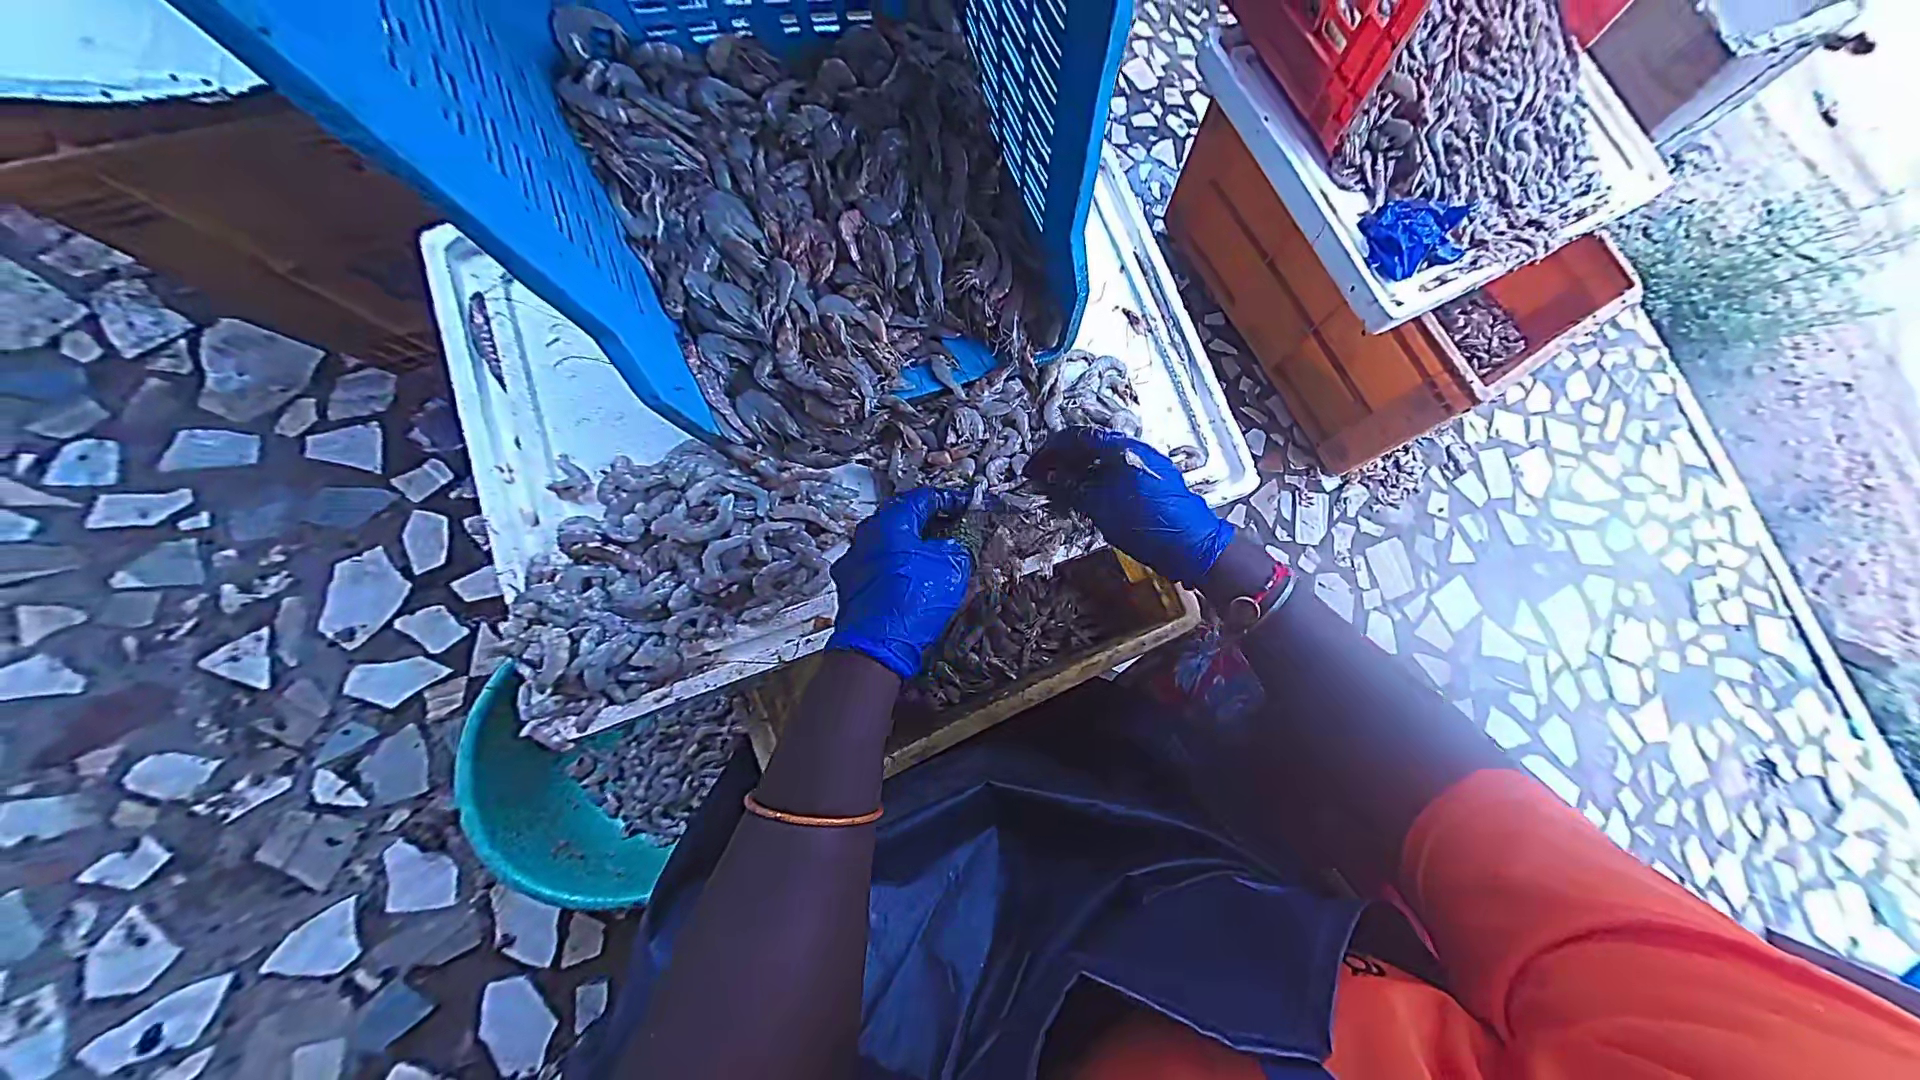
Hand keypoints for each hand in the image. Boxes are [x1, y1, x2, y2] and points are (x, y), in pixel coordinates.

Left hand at [825, 488, 972, 678]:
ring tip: (933, 558)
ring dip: (910, 547)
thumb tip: (954, 544)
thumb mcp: (953, 568)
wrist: (878, 648)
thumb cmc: (913, 603)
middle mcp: (864, 537)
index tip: (964, 505)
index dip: (949, 500)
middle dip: (928, 523)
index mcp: (889, 522)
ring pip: (886, 545)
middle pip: (900, 519)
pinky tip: (912, 583)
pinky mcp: (849, 588)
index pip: (923, 498)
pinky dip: (896, 569)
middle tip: (951, 528)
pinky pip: (876, 568)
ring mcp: (852, 563)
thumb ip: (956, 546)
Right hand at [1027, 427, 1234, 585]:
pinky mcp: (1149, 479)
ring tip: (1058, 487)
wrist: (1192, 546)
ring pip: (1101, 458)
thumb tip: (1051, 476)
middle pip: (1089, 445)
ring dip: (1077, 470)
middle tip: (1042, 476)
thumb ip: (1074, 488)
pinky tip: (1084, 494)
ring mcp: (1144, 463)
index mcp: (1121, 448)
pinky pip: (1113, 470)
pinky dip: (1094, 478)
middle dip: (1062, 459)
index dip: (1049, 452)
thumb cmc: (1148, 524)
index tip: (1033, 467)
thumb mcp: (1102, 507)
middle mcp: (1134, 449)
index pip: (1076, 438)